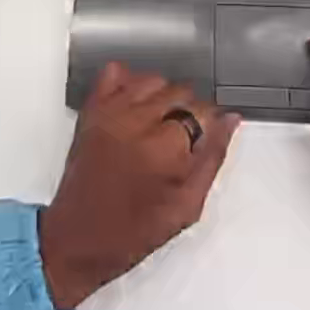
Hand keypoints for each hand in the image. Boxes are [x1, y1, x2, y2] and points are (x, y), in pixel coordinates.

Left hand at [38, 63, 241, 309]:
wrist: (80, 237)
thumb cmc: (131, 230)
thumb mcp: (187, 205)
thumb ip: (213, 157)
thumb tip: (229, 122)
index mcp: (164, 148)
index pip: (203, 110)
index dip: (210, 123)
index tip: (208, 133)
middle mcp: (136, 123)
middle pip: (179, 91)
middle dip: (189, 111)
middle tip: (183, 137)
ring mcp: (110, 113)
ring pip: (151, 80)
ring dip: (162, 95)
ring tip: (161, 122)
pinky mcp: (91, 111)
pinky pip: (114, 73)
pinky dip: (128, 81)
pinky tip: (135, 104)